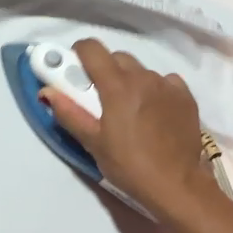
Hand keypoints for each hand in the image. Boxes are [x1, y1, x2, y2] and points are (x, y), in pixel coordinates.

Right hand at [43, 40, 216, 215]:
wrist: (176, 184)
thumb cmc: (129, 166)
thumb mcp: (94, 143)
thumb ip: (69, 113)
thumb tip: (47, 91)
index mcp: (117, 85)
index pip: (92, 48)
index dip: (79, 53)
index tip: (75, 70)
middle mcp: (144, 76)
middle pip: (118, 58)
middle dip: (105, 71)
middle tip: (100, 99)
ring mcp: (168, 85)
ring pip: (142, 71)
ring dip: (131, 82)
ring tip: (130, 112)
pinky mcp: (186, 96)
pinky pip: (165, 82)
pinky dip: (156, 90)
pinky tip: (154, 113)